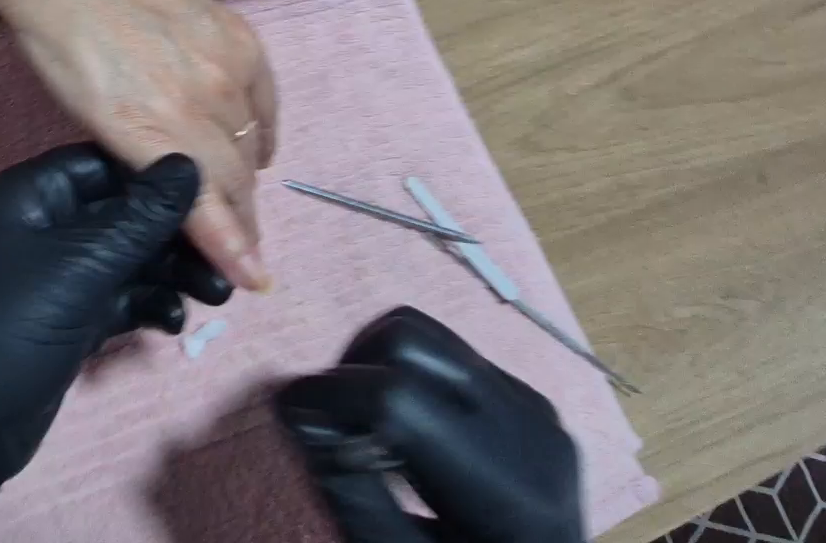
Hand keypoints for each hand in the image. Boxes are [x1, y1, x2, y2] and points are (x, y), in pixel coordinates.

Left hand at [0, 0, 277, 291]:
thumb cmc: (56, 46)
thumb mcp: (91, 118)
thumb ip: (140, 157)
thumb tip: (174, 186)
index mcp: (152, 128)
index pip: (210, 204)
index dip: (234, 248)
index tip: (254, 278)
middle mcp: (200, 101)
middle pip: (237, 176)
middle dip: (241, 216)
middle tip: (240, 239)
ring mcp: (225, 63)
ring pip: (254, 139)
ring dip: (248, 172)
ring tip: (240, 192)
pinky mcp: (238, 33)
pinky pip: (266, 96)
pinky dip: (263, 127)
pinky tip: (256, 140)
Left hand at [0, 145, 232, 541]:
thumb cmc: (9, 327)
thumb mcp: (79, 267)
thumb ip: (139, 218)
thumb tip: (190, 164)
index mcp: (38, 191)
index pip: (112, 160)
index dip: (163, 172)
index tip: (219, 190)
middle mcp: (51, 220)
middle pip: (128, 210)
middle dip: (176, 233)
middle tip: (228, 257)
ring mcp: (62, 270)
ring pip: (131, 255)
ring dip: (172, 272)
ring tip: (215, 295)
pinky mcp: (73, 313)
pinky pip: (123, 294)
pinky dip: (150, 303)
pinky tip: (172, 321)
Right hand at [274, 308, 584, 542]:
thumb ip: (346, 488)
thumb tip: (292, 407)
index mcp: (510, 494)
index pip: (399, 397)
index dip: (330, 394)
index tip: (289, 411)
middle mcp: (533, 432)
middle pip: (407, 342)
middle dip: (350, 372)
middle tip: (334, 425)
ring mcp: (536, 408)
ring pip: (424, 331)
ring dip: (373, 362)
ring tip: (367, 421)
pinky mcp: (528, 398)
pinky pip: (447, 352)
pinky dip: (405, 373)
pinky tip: (409, 431)